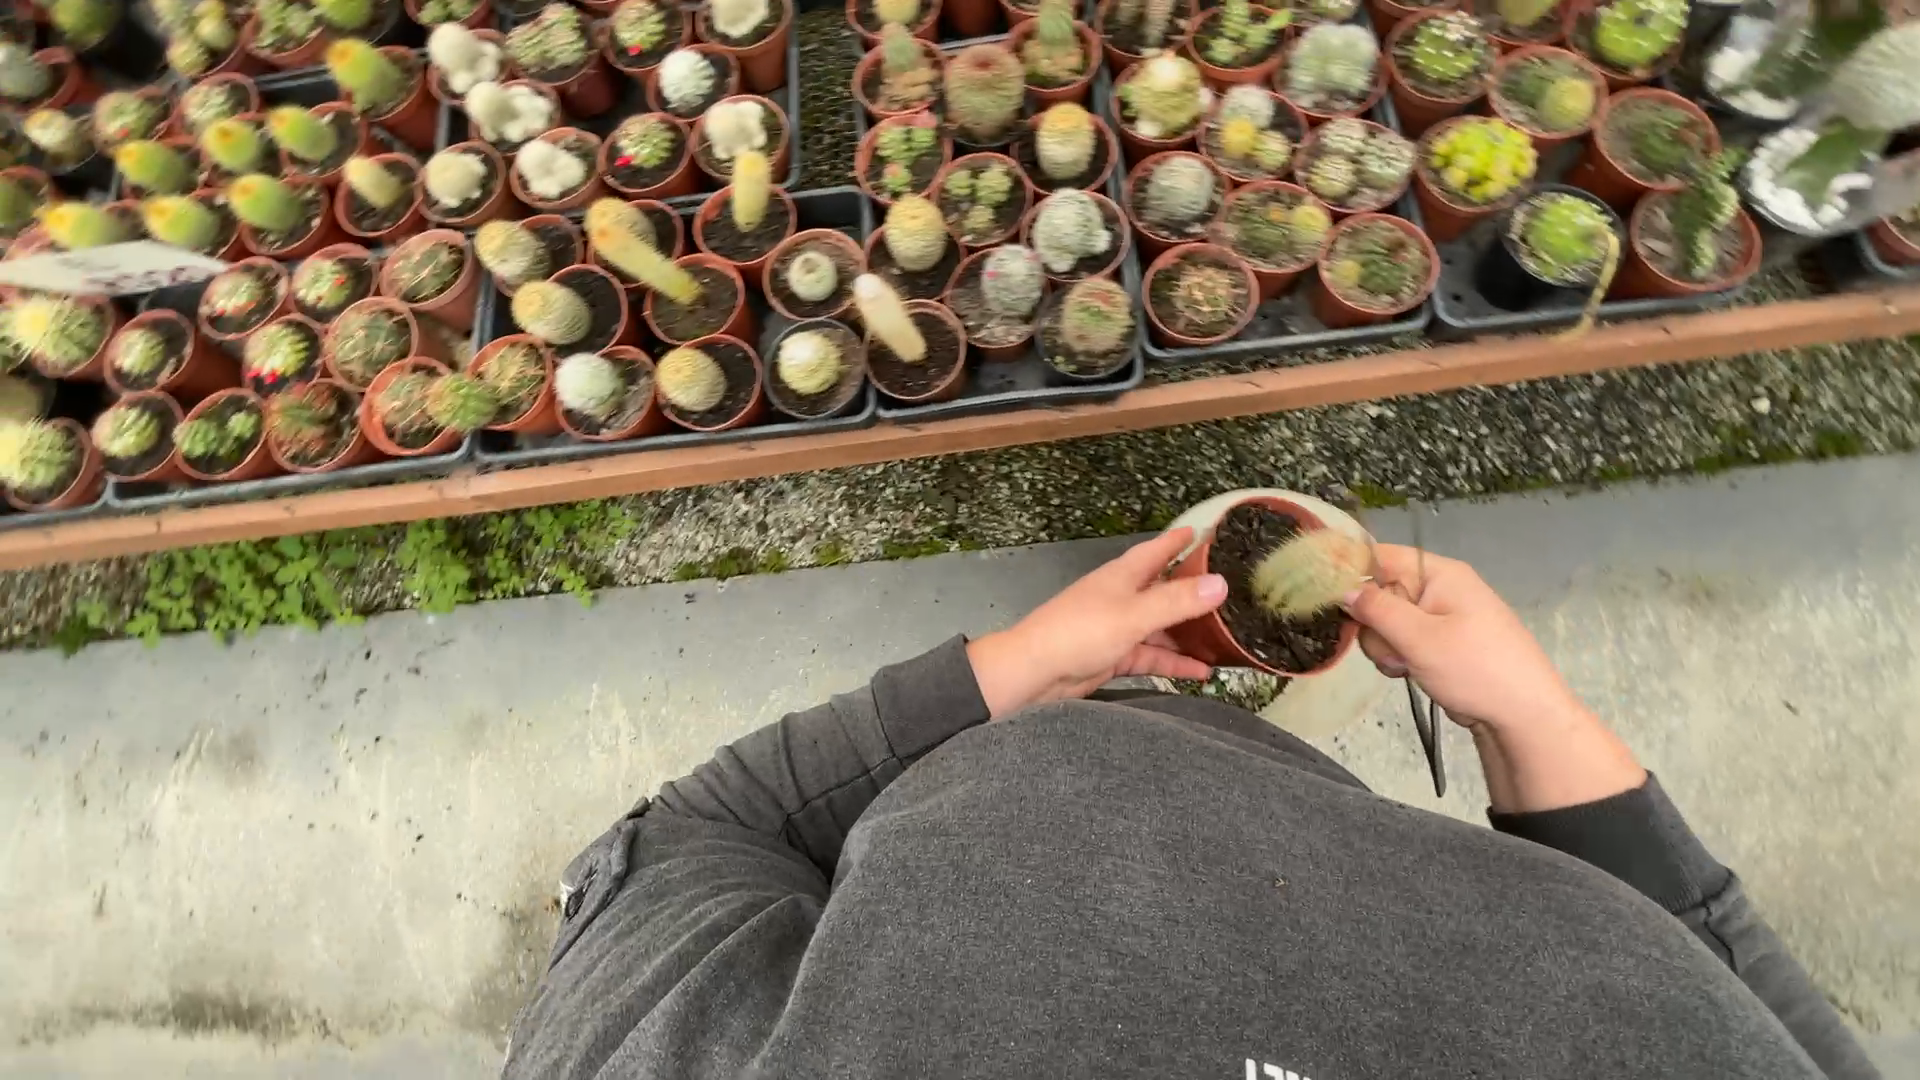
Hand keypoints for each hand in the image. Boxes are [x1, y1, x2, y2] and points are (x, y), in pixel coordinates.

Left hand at [966, 527, 1226, 717]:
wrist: (1035, 671)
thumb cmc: (1081, 632)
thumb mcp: (1133, 614)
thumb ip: (1176, 601)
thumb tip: (1221, 582)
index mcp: (1122, 576)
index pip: (1156, 550)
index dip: (1179, 541)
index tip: (1205, 532)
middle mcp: (1122, 597)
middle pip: (1163, 590)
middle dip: (1193, 592)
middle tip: (1233, 595)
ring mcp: (1117, 628)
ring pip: (1161, 627)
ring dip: (1188, 633)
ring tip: (1228, 640)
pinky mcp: (1114, 655)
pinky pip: (1151, 656)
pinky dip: (1173, 662)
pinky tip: (1202, 671)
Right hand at [1343, 544, 1587, 733]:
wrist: (1523, 717)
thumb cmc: (1475, 669)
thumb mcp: (1419, 638)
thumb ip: (1376, 609)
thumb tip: (1342, 589)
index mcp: (1439, 575)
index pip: (1381, 555)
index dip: (1349, 569)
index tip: (1325, 592)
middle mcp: (1437, 589)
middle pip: (1378, 591)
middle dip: (1372, 622)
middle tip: (1388, 645)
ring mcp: (1436, 616)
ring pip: (1383, 620)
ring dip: (1383, 645)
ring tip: (1404, 665)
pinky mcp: (1435, 641)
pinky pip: (1398, 639)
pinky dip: (1395, 655)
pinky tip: (1408, 671)